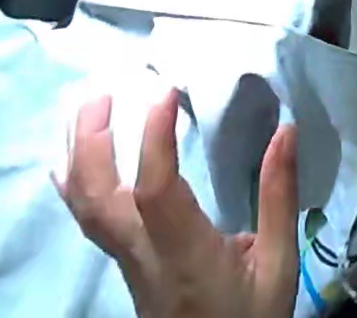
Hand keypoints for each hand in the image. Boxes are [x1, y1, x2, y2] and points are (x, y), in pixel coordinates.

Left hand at [56, 89, 299, 317]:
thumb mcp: (279, 265)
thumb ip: (279, 197)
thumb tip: (286, 129)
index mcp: (185, 254)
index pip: (155, 192)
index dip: (155, 139)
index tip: (167, 91)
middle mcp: (144, 255)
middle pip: (98, 200)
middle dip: (92, 142)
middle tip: (104, 92)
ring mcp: (127, 260)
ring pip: (84, 208)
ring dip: (79, 153)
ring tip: (88, 106)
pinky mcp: (124, 261)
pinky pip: (88, 217)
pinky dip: (74, 180)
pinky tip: (70, 154)